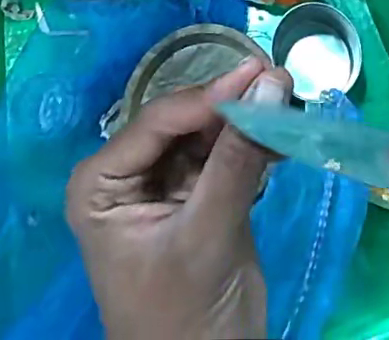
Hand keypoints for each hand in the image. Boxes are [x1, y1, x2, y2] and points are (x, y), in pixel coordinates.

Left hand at [67, 58, 290, 339]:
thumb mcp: (207, 237)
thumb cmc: (184, 320)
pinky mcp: (195, 191)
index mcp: (101, 181)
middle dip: (231, 102)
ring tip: (286, 94)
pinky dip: (253, 142)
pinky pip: (225, 153)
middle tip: (277, 76)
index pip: (157, 121)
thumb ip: (236, 160)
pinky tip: (282, 130)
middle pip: (184, 119)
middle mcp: (127, 169)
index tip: (257, 73)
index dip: (207, 96)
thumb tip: (270, 83)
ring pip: (208, 131)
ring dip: (247, 116)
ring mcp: (162, 179)